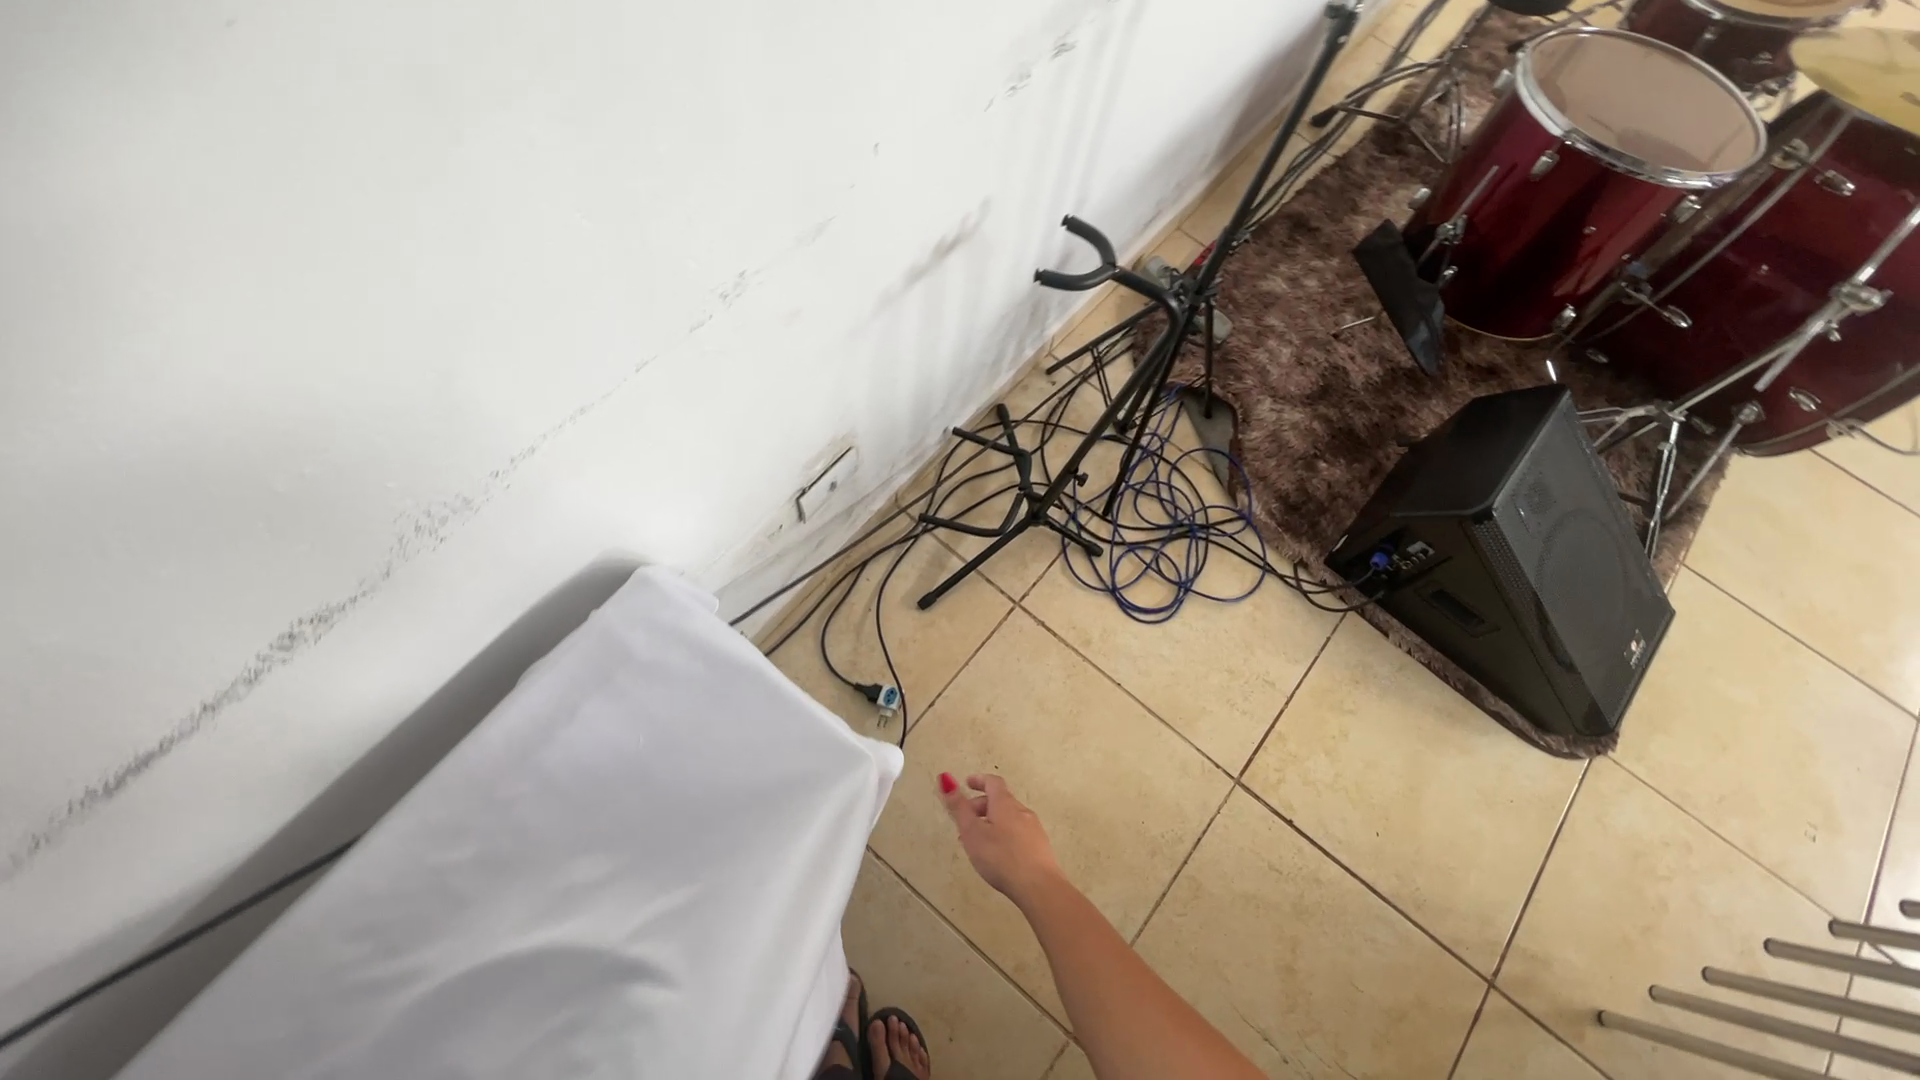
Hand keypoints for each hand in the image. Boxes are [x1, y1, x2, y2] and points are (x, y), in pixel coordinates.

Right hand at [937, 772, 1064, 905]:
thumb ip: (958, 807)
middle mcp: (1022, 812)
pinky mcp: (1040, 847)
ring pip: (1008, 819)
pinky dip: (1003, 836)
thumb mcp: (972, 832)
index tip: (967, 783)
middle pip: (1000, 801)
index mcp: (1005, 804)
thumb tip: (945, 778)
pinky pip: (1017, 833)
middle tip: (965, 823)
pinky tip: (997, 856)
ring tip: (977, 843)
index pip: (993, 782)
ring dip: (991, 824)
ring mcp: (1034, 829)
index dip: (979, 780)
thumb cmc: (1001, 857)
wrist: (1039, 886)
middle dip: (981, 807)